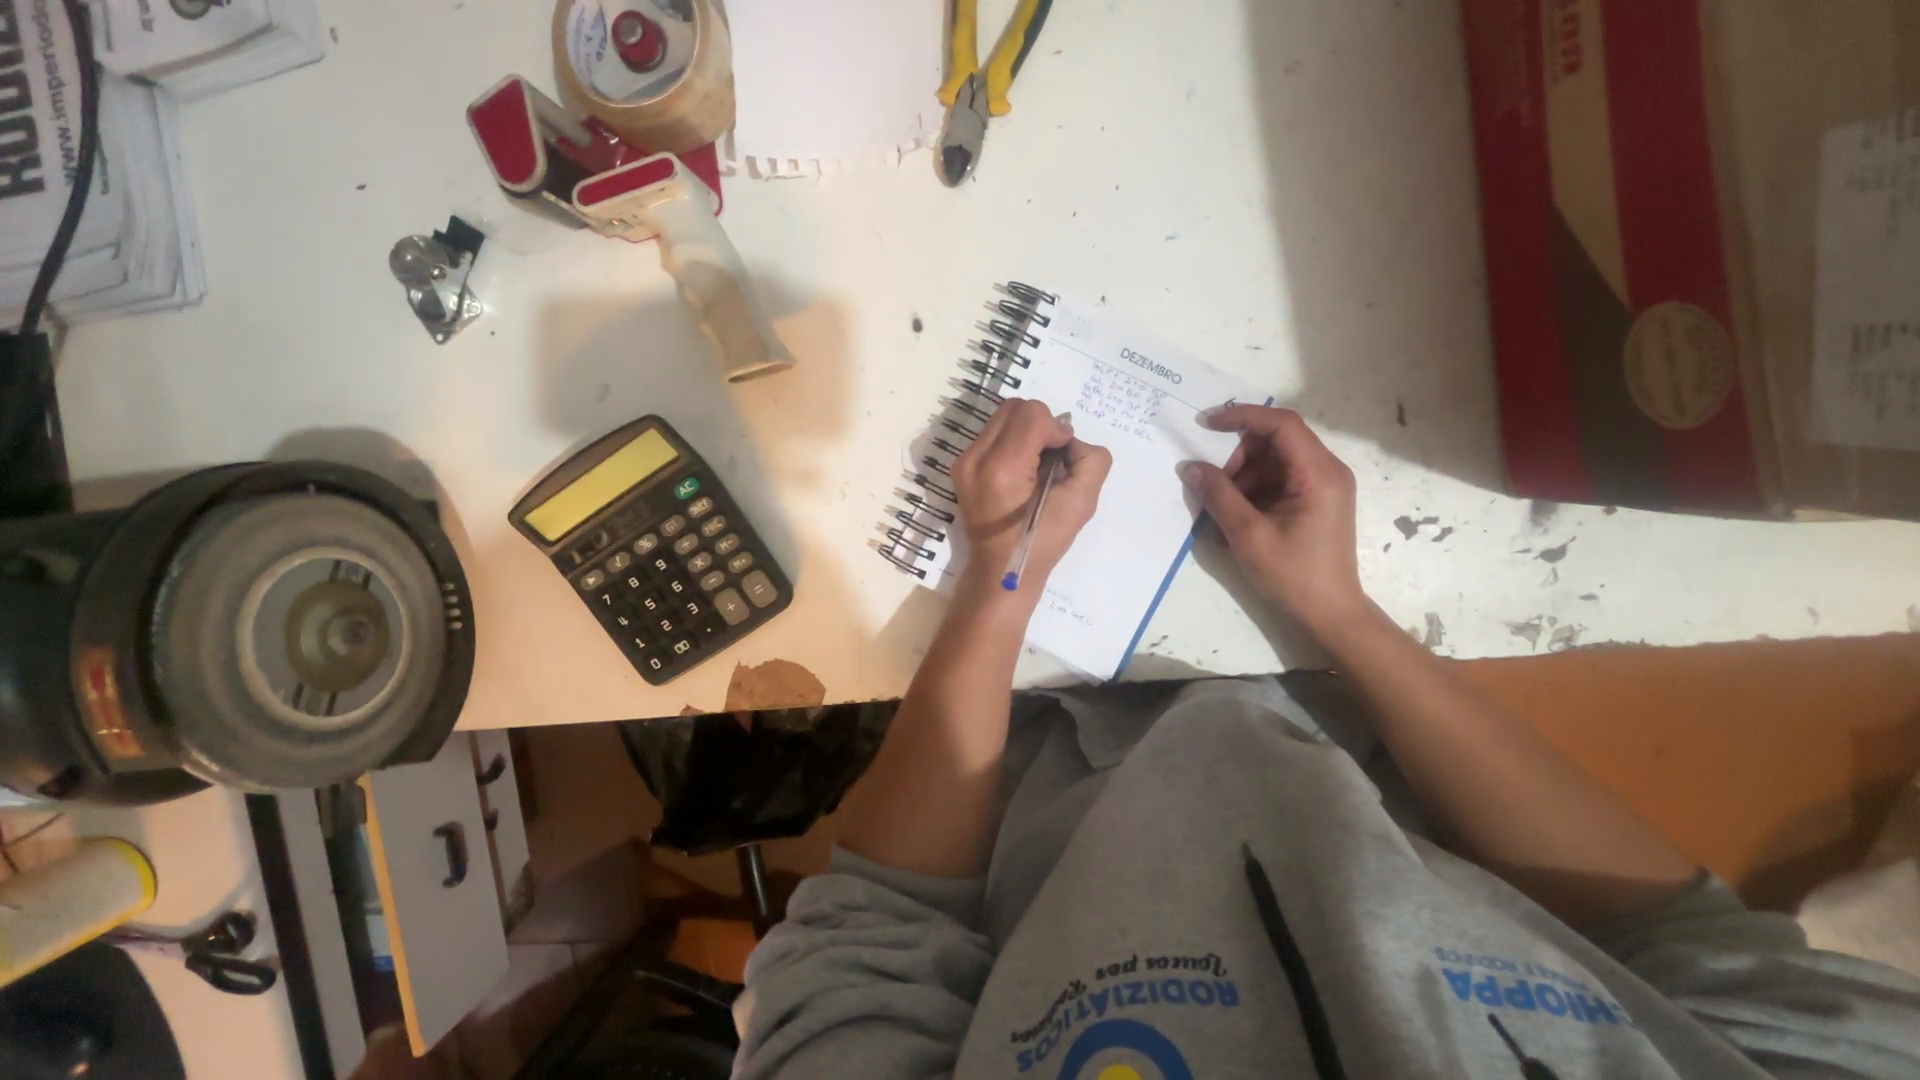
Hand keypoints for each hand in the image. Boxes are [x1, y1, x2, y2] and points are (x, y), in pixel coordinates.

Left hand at [952, 399, 1111, 593]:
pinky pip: (993, 433)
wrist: (1000, 572)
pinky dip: (1013, 442)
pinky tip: (1021, 472)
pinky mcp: (962, 466)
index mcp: (1002, 469)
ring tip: (1037, 466)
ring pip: (1003, 417)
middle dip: (1042, 425)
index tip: (1063, 458)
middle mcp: (975, 459)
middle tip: (1052, 459)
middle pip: (1016, 408)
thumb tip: (1069, 440)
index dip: (1057, 430)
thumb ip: (1090, 461)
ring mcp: (964, 462)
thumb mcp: (1082, 504)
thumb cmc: (1042, 543)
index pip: (1032, 415)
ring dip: (1027, 431)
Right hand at [1178, 406, 1368, 634]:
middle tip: (1211, 488)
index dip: (1242, 416)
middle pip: (1273, 443)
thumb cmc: (1294, 575)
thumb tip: (1190, 468)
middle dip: (1236, 460)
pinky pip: (1275, 484)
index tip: (1206, 424)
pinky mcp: (1312, 502)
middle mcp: (1325, 471)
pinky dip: (1250, 497)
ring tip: (1218, 517)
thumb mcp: (1248, 535)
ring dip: (1239, 482)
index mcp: (1318, 473)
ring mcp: (1321, 487)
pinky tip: (1231, 525)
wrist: (1330, 614)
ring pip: (1270, 464)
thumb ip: (1218, 495)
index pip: (1281, 423)